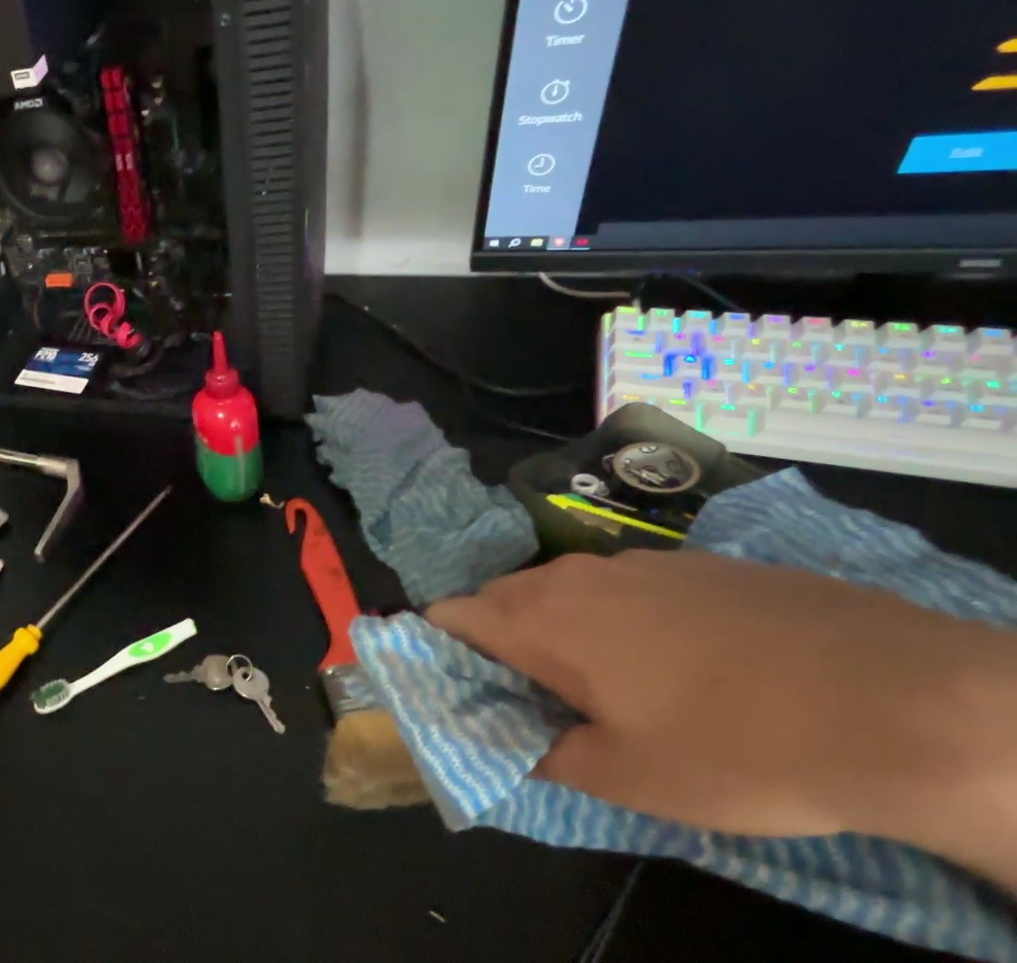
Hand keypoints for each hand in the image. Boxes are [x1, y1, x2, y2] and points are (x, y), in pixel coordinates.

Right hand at [426, 551, 1016, 846]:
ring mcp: (645, 564)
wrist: (906, 705)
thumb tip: (518, 743)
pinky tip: (685, 667)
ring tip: (608, 688)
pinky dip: (625, 622)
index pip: (450, 614)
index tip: (462, 692)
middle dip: (500, 644)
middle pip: (504, 598)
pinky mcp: (705, 566)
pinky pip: (631, 589)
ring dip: (564, 632)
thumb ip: (548, 756)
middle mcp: (578, 577)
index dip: (439, 651)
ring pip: (569, 591)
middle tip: (532, 703)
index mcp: (543, 620)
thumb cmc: (739, 748)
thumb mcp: (628, 779)